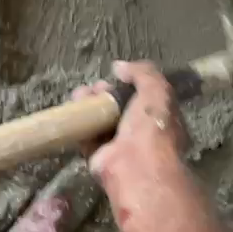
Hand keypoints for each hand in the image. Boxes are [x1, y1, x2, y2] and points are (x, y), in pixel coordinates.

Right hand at [72, 60, 188, 193]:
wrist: (136, 165)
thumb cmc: (152, 127)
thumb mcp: (157, 90)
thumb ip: (142, 73)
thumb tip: (119, 66)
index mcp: (161, 118)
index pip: (144, 97)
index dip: (129, 84)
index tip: (115, 76)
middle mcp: (142, 132)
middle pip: (120, 108)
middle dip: (105, 94)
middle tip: (94, 87)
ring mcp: (120, 146)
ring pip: (102, 121)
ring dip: (90, 106)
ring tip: (79, 95)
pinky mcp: (100, 157)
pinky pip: (88, 138)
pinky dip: (80, 125)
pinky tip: (71, 112)